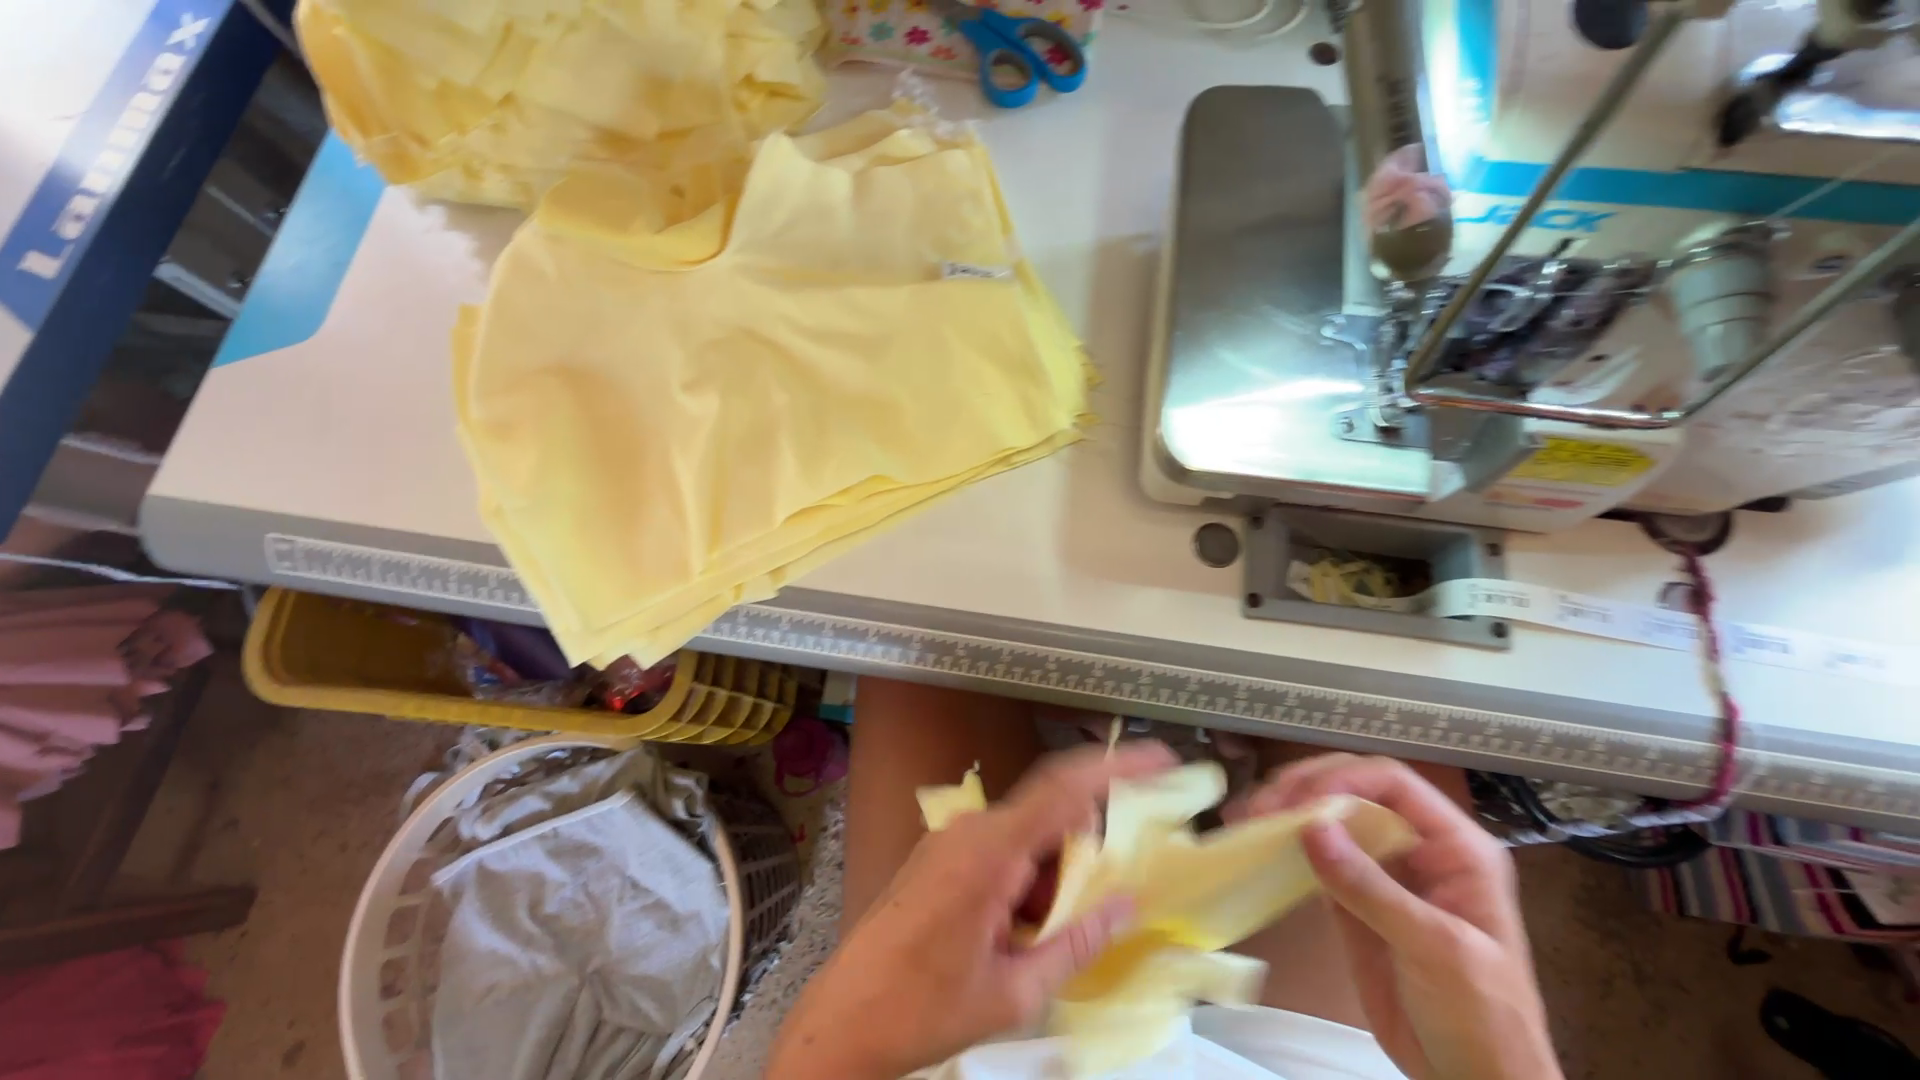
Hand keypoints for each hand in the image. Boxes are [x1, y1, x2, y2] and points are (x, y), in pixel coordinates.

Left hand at [766, 741, 1178, 1079]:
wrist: (842, 1019)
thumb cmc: (925, 1008)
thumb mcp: (1015, 991)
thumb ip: (1077, 943)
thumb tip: (1128, 905)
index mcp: (990, 852)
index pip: (1064, 788)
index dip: (1116, 767)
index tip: (1163, 758)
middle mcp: (969, 830)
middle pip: (1050, 818)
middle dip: (1083, 858)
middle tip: (1096, 913)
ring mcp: (950, 840)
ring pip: (1027, 840)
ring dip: (1050, 882)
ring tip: (1038, 945)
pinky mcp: (939, 856)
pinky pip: (1001, 852)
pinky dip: (1025, 885)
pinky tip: (1014, 937)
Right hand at [1239, 754, 1563, 1079]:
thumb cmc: (1482, 1018)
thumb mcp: (1434, 949)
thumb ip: (1371, 887)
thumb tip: (1309, 827)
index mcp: (1456, 848)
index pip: (1394, 785)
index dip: (1344, 779)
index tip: (1296, 799)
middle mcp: (1418, 849)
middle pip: (1356, 792)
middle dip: (1307, 790)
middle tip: (1261, 806)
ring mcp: (1384, 875)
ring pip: (1331, 822)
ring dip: (1288, 813)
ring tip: (1247, 817)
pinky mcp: (1354, 903)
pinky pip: (1318, 861)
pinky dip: (1286, 849)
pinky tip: (1258, 846)